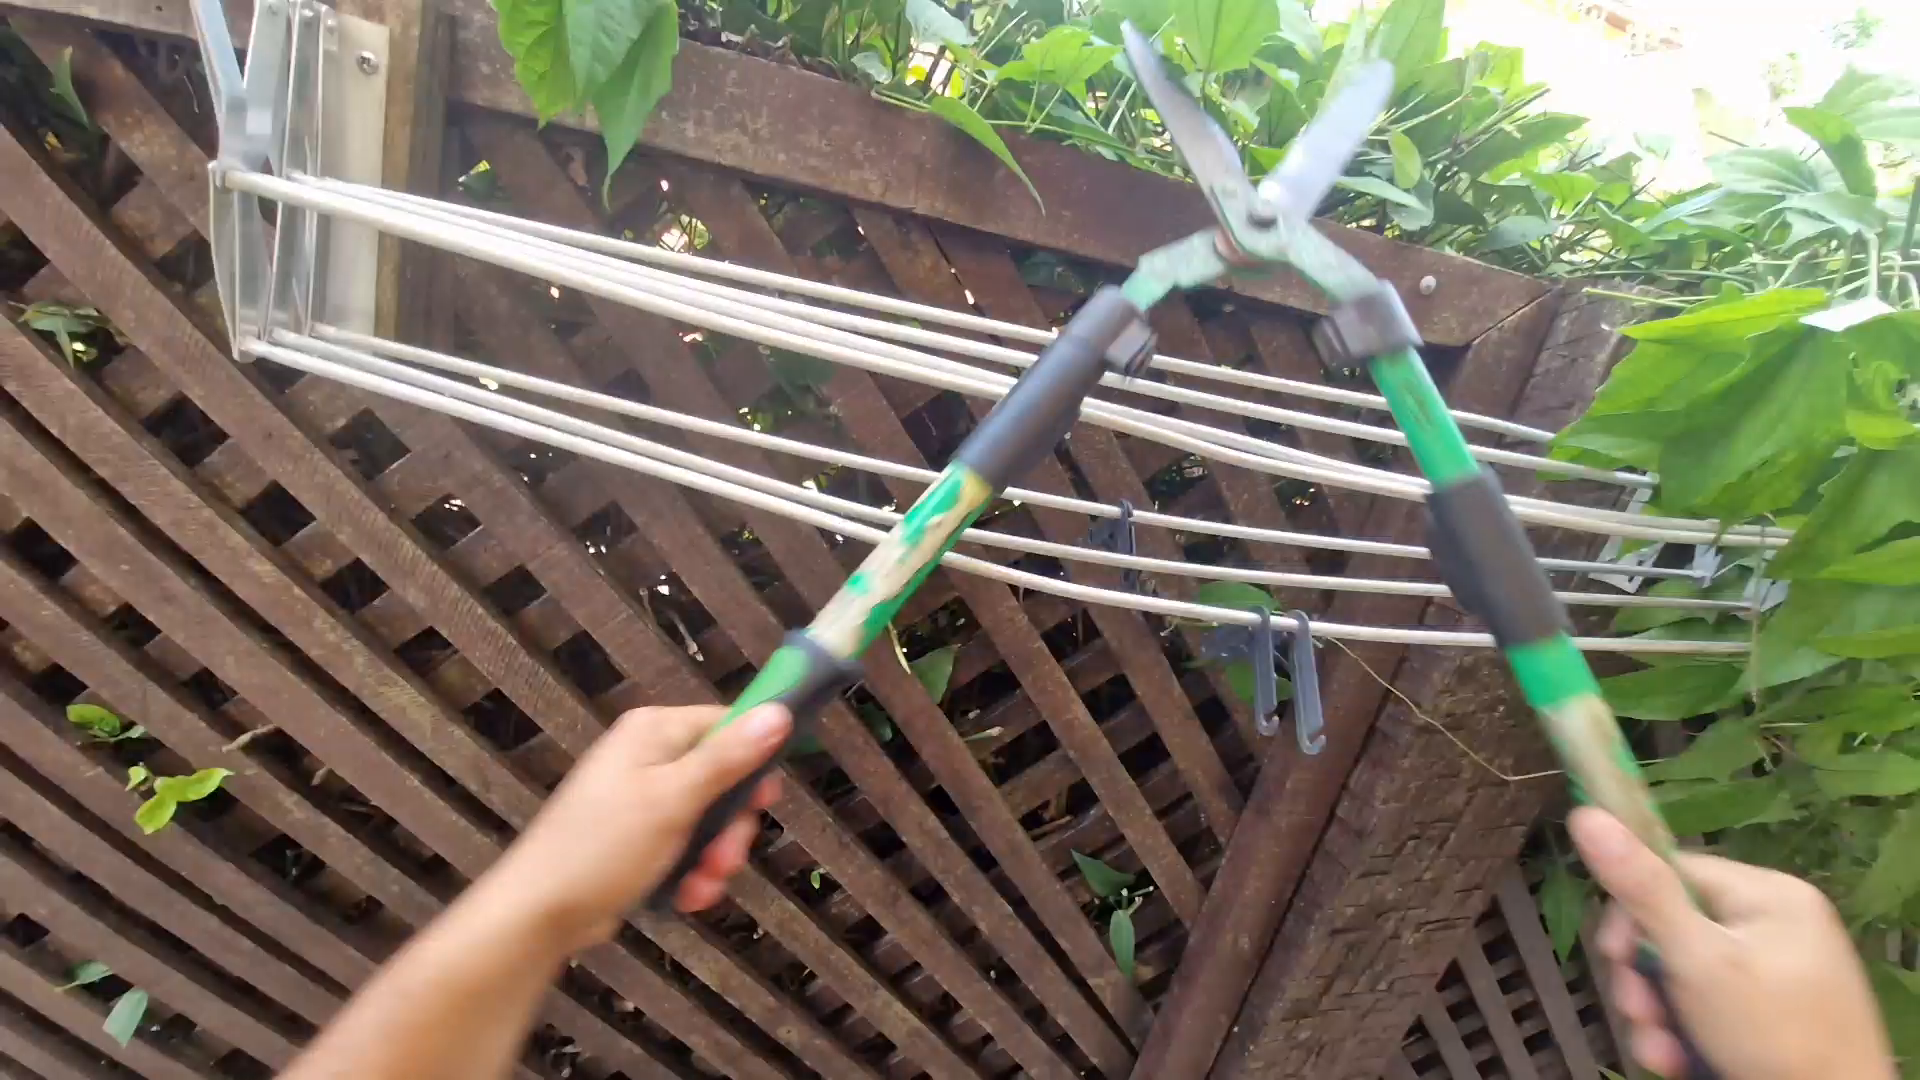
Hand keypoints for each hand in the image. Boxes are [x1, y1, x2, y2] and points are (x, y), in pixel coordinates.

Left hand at [484, 704, 790, 949]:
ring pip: (710, 814)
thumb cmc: (602, 848)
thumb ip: (729, 757)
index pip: (728, 724)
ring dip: (715, 854)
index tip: (765, 801)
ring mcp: (644, 794)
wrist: (532, 919)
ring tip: (703, 885)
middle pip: (724, 775)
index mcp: (656, 730)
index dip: (755, 760)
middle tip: (727, 857)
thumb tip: (780, 712)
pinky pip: (687, 839)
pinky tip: (688, 894)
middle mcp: (651, 754)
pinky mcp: (639, 833)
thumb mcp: (673, 799)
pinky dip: (693, 867)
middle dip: (731, 824)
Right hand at [1568, 806, 1894, 1079]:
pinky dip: (1674, 1020)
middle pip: (1662, 920)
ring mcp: (1770, 963)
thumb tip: (1585, 813)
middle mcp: (1770, 920)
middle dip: (1637, 972)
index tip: (1614, 955)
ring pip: (1671, 962)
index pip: (1663, 871)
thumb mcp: (1696, 958)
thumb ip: (1640, 887)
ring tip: (1654, 1041)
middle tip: (1637, 1008)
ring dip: (1648, 1001)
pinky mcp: (1763, 1002)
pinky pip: (1696, 991)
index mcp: (1768, 894)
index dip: (1627, 912)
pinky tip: (1670, 1049)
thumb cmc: (1773, 1037)